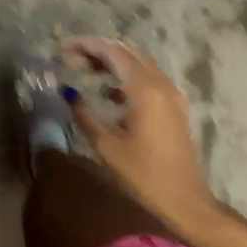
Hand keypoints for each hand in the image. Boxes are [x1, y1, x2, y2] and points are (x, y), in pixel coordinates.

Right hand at [61, 38, 219, 234]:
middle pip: (128, 52)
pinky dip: (127, 77)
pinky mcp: (175, 108)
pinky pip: (149, 79)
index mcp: (145, 89)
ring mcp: (172, 95)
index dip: (86, 45)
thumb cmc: (143, 174)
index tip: (62, 48)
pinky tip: (109, 93)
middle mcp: (161, 84)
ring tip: (85, 71)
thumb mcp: (106, 145)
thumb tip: (70, 94)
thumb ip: (85, 114)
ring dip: (113, 62)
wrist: (184, 201)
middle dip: (98, 51)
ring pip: (139, 64)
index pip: (112, 52)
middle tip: (71, 60)